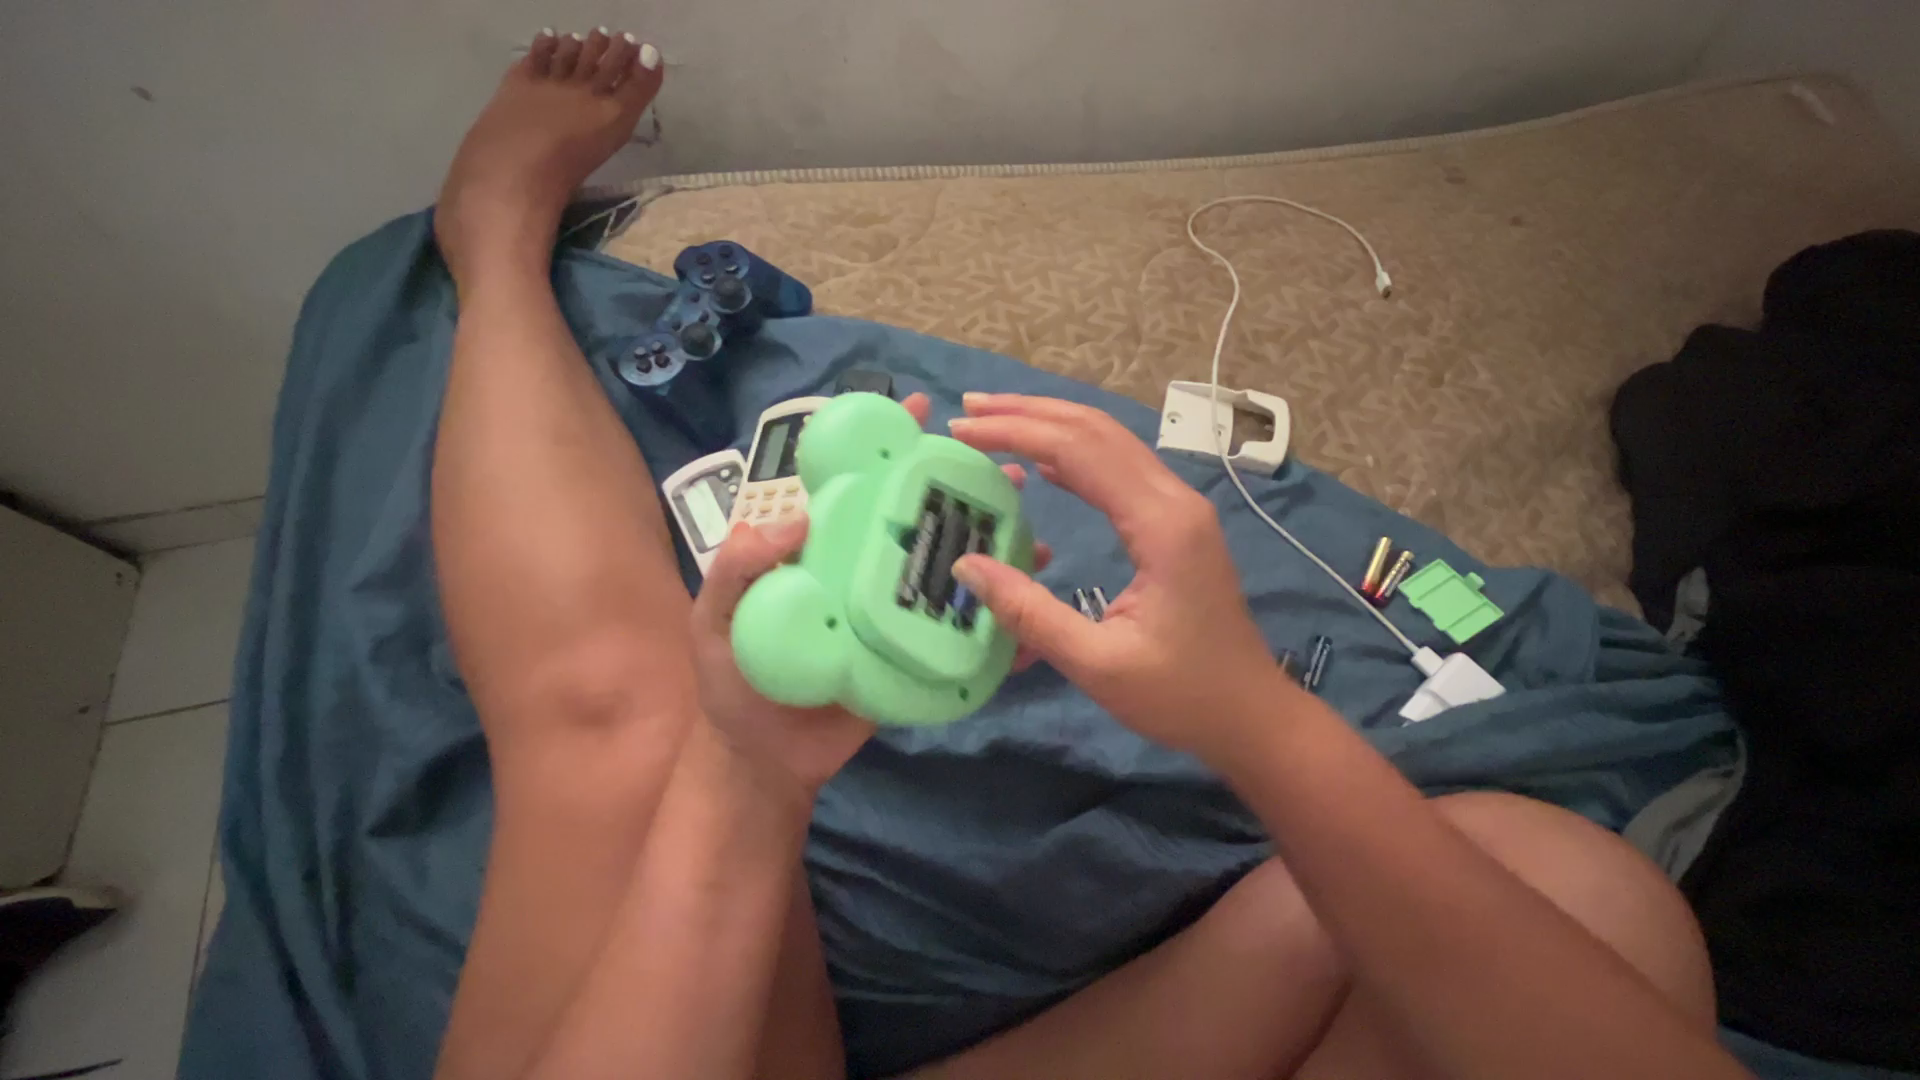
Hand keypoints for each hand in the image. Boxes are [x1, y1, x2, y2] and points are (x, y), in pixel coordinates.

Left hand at [688, 393, 1048, 798]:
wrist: (765, 762)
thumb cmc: (734, 685)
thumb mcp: (714, 623)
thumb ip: (737, 571)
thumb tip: (796, 518)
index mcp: (818, 551)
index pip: (854, 484)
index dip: (885, 444)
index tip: (922, 411)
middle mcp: (861, 570)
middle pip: (913, 517)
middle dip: (958, 485)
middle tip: (1008, 469)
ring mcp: (892, 611)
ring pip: (943, 566)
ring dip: (989, 543)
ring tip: (1033, 531)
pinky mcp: (913, 654)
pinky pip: (954, 628)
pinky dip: (992, 616)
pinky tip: (1028, 605)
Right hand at [946, 393, 1289, 758]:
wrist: (1251, 715)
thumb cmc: (1180, 695)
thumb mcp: (1097, 664)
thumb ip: (1029, 613)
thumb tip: (967, 565)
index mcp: (1160, 524)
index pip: (1078, 450)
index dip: (1016, 432)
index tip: (962, 430)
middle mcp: (1174, 501)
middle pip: (1096, 430)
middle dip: (1029, 412)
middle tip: (970, 407)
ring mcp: (1180, 510)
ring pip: (1110, 443)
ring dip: (1052, 426)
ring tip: (994, 420)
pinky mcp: (1176, 526)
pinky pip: (1120, 471)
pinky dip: (1075, 457)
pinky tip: (1044, 466)